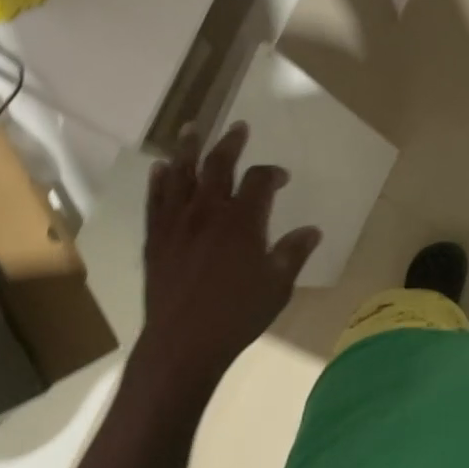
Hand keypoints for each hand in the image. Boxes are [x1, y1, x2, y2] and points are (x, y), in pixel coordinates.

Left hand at [138, 122, 320, 380]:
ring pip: (181, 173)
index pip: (259, 180)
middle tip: (238, 127)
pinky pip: (156, 199)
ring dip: (188, 148)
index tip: (280, 177)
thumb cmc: (237, 315)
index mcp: (243, 221)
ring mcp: (177, 221)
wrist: (184, 340)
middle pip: (218, 164)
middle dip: (230, 143)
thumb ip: (293, 253)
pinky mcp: (155, 237)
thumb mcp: (277, 287)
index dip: (272, 173)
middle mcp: (208, 211)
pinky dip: (159, 180)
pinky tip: (160, 169)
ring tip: (192, 128)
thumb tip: (312, 231)